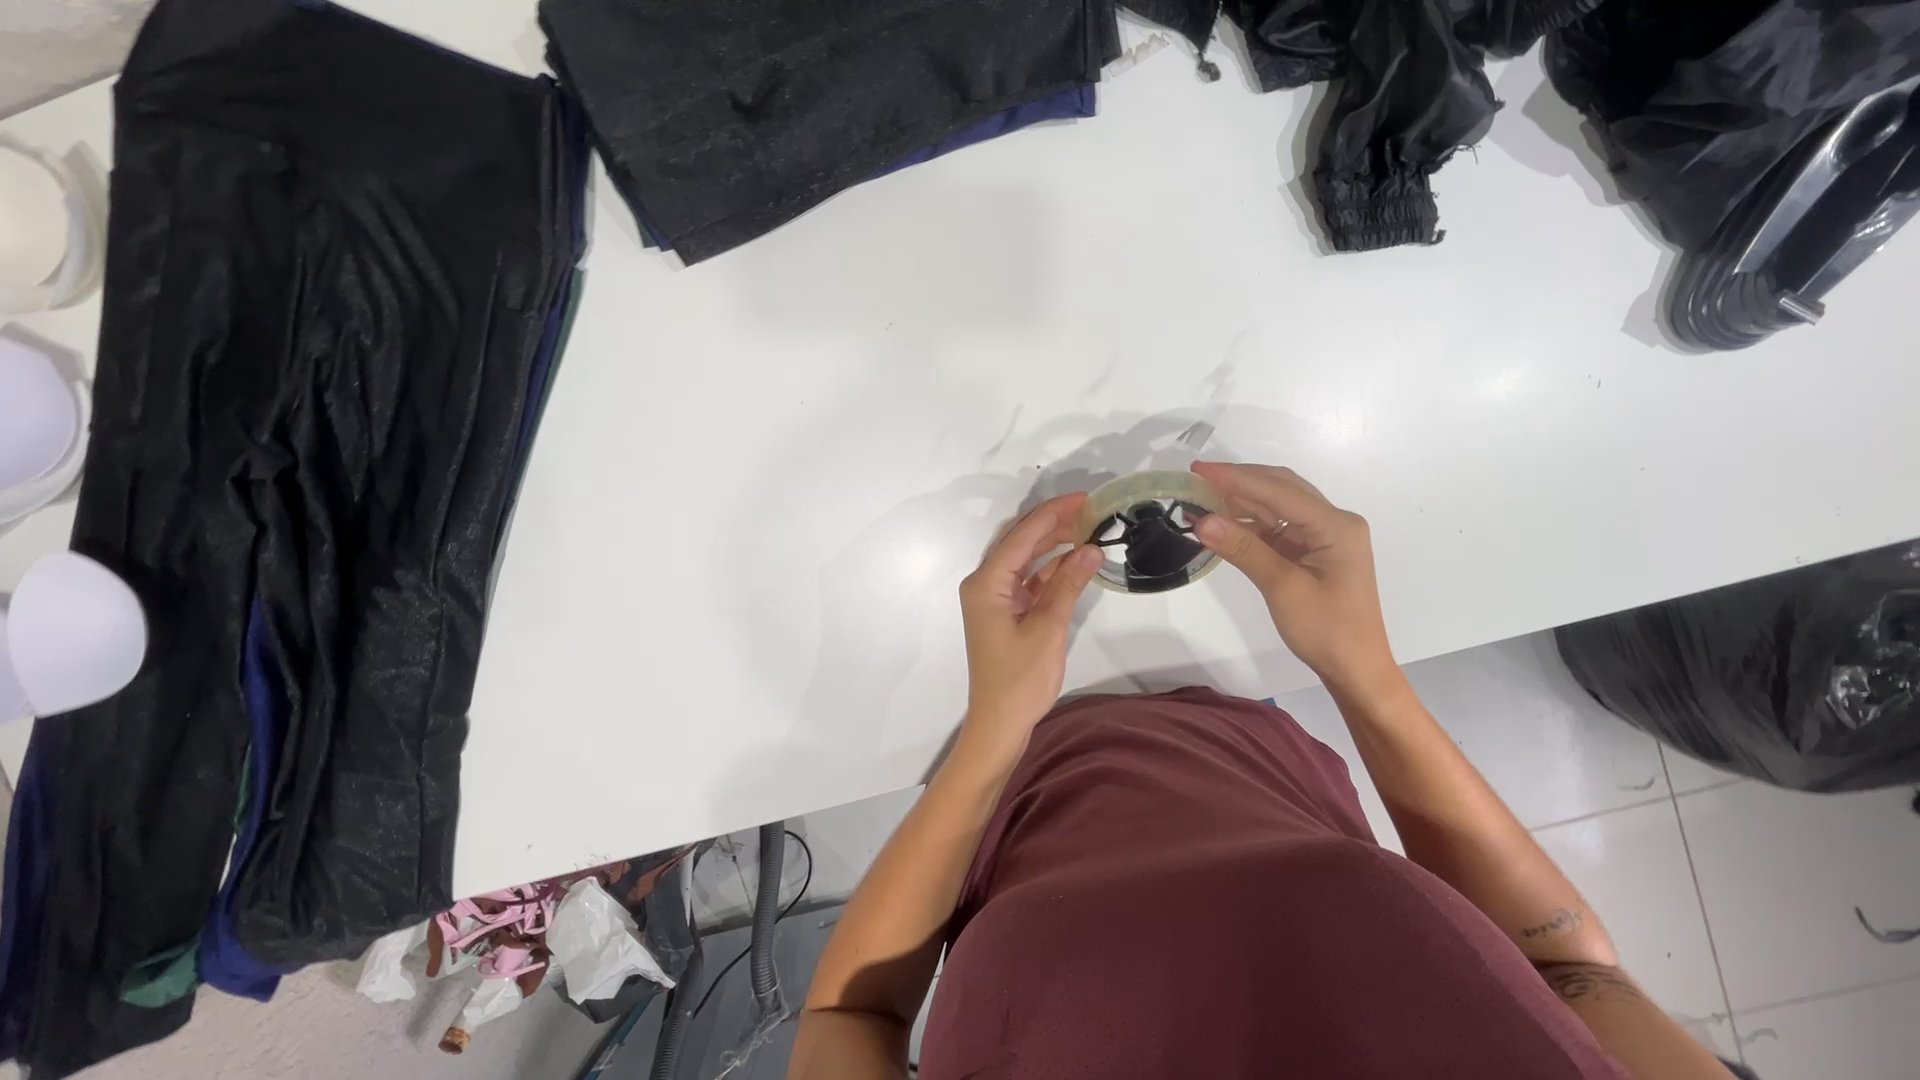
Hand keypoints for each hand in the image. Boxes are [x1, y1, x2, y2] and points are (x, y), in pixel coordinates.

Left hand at [958, 493, 1104, 753]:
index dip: (1054, 513)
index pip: (1023, 535)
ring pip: (1025, 558)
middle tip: (1092, 510)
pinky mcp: (1005, 611)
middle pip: (1020, 540)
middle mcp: (984, 583)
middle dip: (1054, 522)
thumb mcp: (1048, 628)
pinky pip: (1028, 578)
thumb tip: (1093, 548)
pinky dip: (1051, 569)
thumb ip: (1069, 584)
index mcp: (986, 583)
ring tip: (1089, 529)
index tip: (1086, 498)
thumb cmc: (1020, 679)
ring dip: (1054, 543)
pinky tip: (1076, 560)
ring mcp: (994, 597)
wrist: (1000, 722)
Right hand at [1189, 462, 1397, 694]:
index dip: (1236, 478)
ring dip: (1240, 502)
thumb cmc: (1327, 630)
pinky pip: (1277, 527)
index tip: (1197, 470)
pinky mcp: (1312, 552)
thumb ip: (1244, 550)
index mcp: (1336, 525)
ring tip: (1201, 500)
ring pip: (1277, 506)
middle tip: (1195, 480)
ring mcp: (1323, 537)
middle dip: (1238, 482)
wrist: (1355, 668)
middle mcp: (1333, 522)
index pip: (1278, 490)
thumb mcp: (1282, 588)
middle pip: (1280, 488)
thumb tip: (1203, 521)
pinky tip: (1221, 524)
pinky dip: (1248, 524)